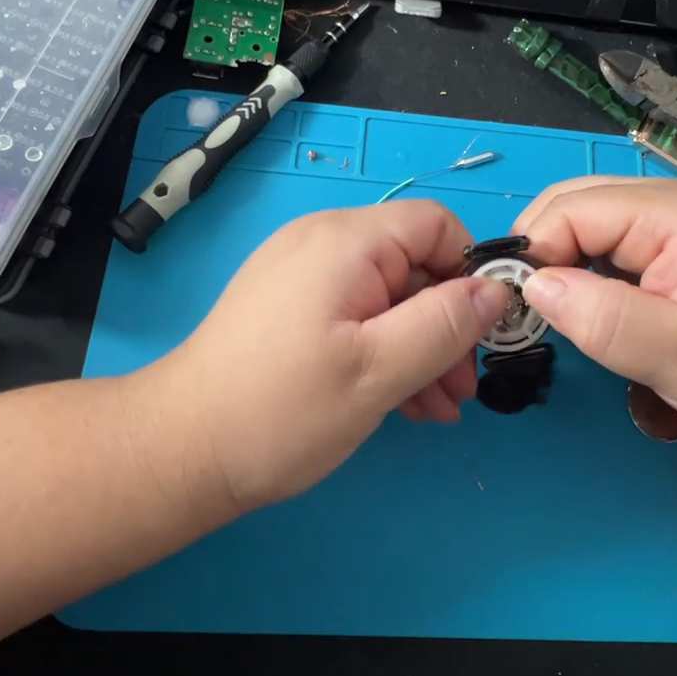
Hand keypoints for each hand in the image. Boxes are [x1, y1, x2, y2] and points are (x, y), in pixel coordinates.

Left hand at [164, 201, 510, 510]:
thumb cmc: (283, 409)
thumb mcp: (379, 370)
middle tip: (460, 389)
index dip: (469, 271)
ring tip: (436, 408)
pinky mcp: (291, 306)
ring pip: (389, 296)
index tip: (483, 332)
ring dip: (421, 347)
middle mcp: (323, 243)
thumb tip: (496, 289)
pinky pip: (358, 313)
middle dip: (446, 324)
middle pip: (413, 264)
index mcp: (346, 241)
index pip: (435, 224)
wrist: (180, 451)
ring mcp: (303, 274)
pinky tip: (402, 402)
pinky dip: (385, 350)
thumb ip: (445, 324)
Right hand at [513, 177, 676, 457]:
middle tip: (528, 310)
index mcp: (667, 212)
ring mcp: (669, 221)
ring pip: (584, 223)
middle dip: (540, 250)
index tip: (516, 307)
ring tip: (553, 311)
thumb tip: (532, 286)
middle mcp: (664, 202)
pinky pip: (607, 243)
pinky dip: (583, 269)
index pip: (568, 210)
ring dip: (559, 260)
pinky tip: (587, 306)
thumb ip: (602, 318)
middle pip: (571, 205)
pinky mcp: (670, 246)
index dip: (533, 253)